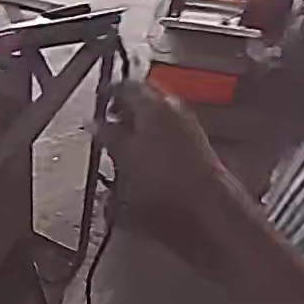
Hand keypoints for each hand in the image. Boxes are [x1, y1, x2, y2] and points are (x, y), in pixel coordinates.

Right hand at [100, 81, 243, 263]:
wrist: (208, 216)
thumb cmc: (164, 186)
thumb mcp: (124, 158)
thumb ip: (108, 136)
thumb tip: (95, 122)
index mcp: (155, 106)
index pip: (126, 87)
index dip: (107, 95)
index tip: (95, 108)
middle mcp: (175, 112)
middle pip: (143, 102)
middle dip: (123, 113)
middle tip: (105, 128)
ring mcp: (189, 132)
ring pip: (155, 121)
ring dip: (136, 130)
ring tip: (117, 151)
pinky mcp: (196, 154)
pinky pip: (166, 140)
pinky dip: (150, 146)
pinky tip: (139, 168)